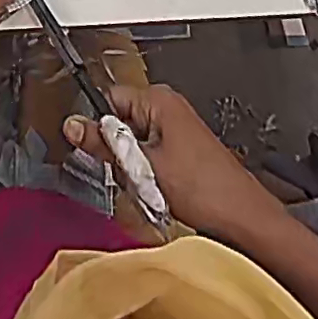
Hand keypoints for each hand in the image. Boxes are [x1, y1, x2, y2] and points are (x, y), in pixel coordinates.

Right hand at [64, 84, 284, 242]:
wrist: (245, 220)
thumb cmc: (203, 189)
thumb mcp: (142, 166)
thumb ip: (103, 144)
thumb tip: (72, 125)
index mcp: (157, 99)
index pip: (108, 98)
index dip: (97, 123)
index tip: (91, 146)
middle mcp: (167, 107)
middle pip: (120, 121)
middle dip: (117, 150)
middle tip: (127, 172)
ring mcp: (176, 128)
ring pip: (133, 142)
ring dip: (132, 166)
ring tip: (147, 185)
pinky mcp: (182, 149)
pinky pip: (149, 155)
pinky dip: (147, 174)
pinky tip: (158, 191)